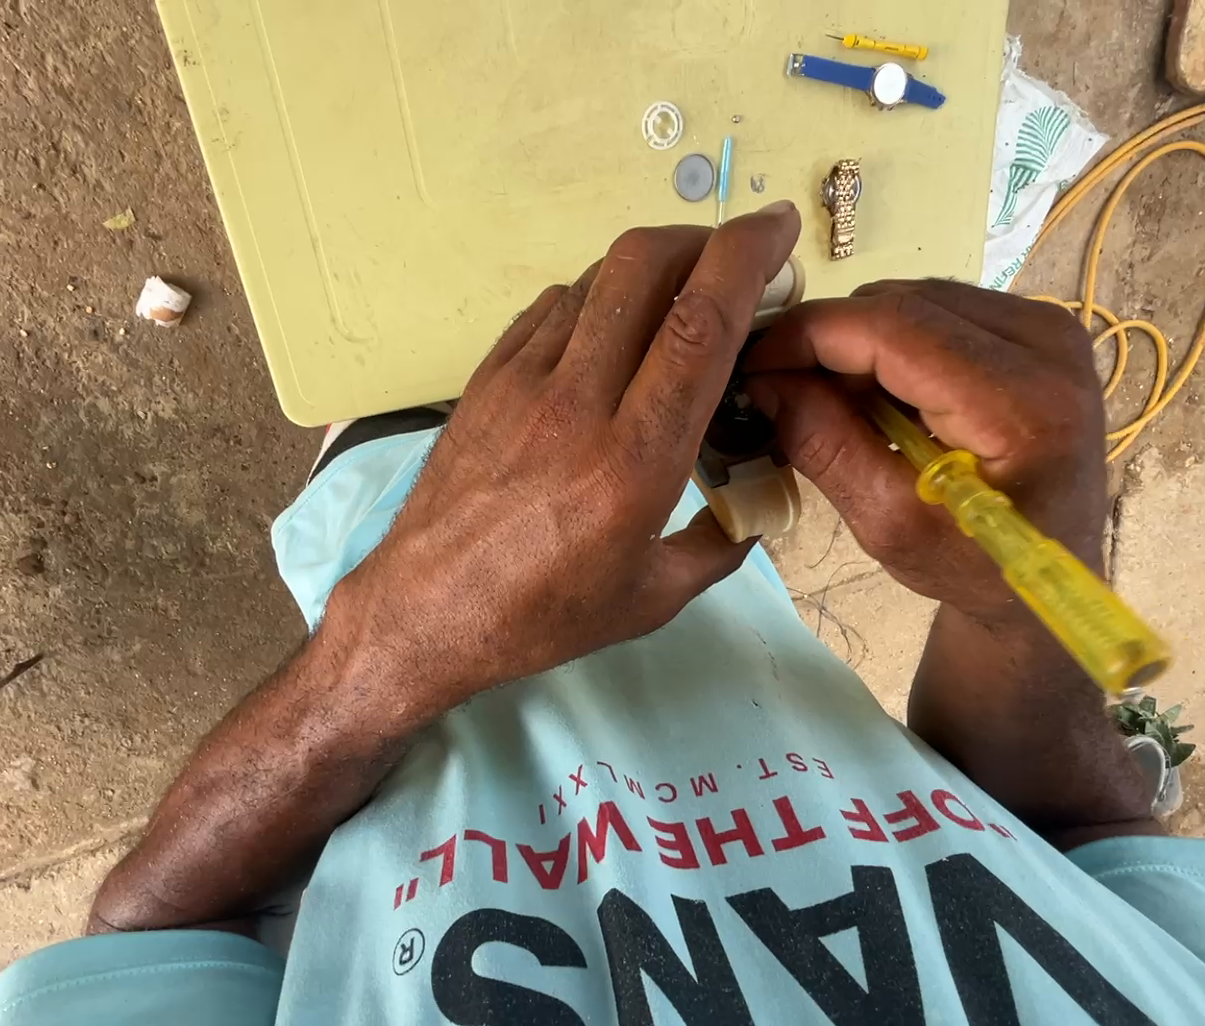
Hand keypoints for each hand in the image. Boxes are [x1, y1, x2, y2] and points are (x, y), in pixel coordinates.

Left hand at [322, 203, 802, 706]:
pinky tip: (609, 332)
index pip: (699, 325)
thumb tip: (755, 506)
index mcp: (634, 461)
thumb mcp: (651, 599)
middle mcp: (577, 403)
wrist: (426, 611)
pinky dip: (596, 299)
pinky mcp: (485, 379)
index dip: (747, 258)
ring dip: (651, 268)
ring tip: (675, 299)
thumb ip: (719, 546)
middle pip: (644, 267)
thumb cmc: (542, 616)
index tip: (779, 230)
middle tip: (733, 257)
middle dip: (704, 238)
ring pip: (596, 279)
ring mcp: (521, 382)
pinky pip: (551, 308)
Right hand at [743, 280, 1104, 624]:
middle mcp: (1046, 342)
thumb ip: (825, 446)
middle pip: (901, 303)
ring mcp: (1046, 328)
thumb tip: (764, 381)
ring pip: (912, 299)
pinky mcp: (1034, 330)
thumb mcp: (885, 523)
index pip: (894, 326)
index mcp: (1021, 402)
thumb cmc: (968, 567)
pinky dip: (886, 346)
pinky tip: (876, 395)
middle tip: (785, 395)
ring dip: (855, 344)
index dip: (809, 335)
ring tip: (833, 403)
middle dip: (827, 342)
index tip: (752, 366)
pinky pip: (934, 311)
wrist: (1038, 579)